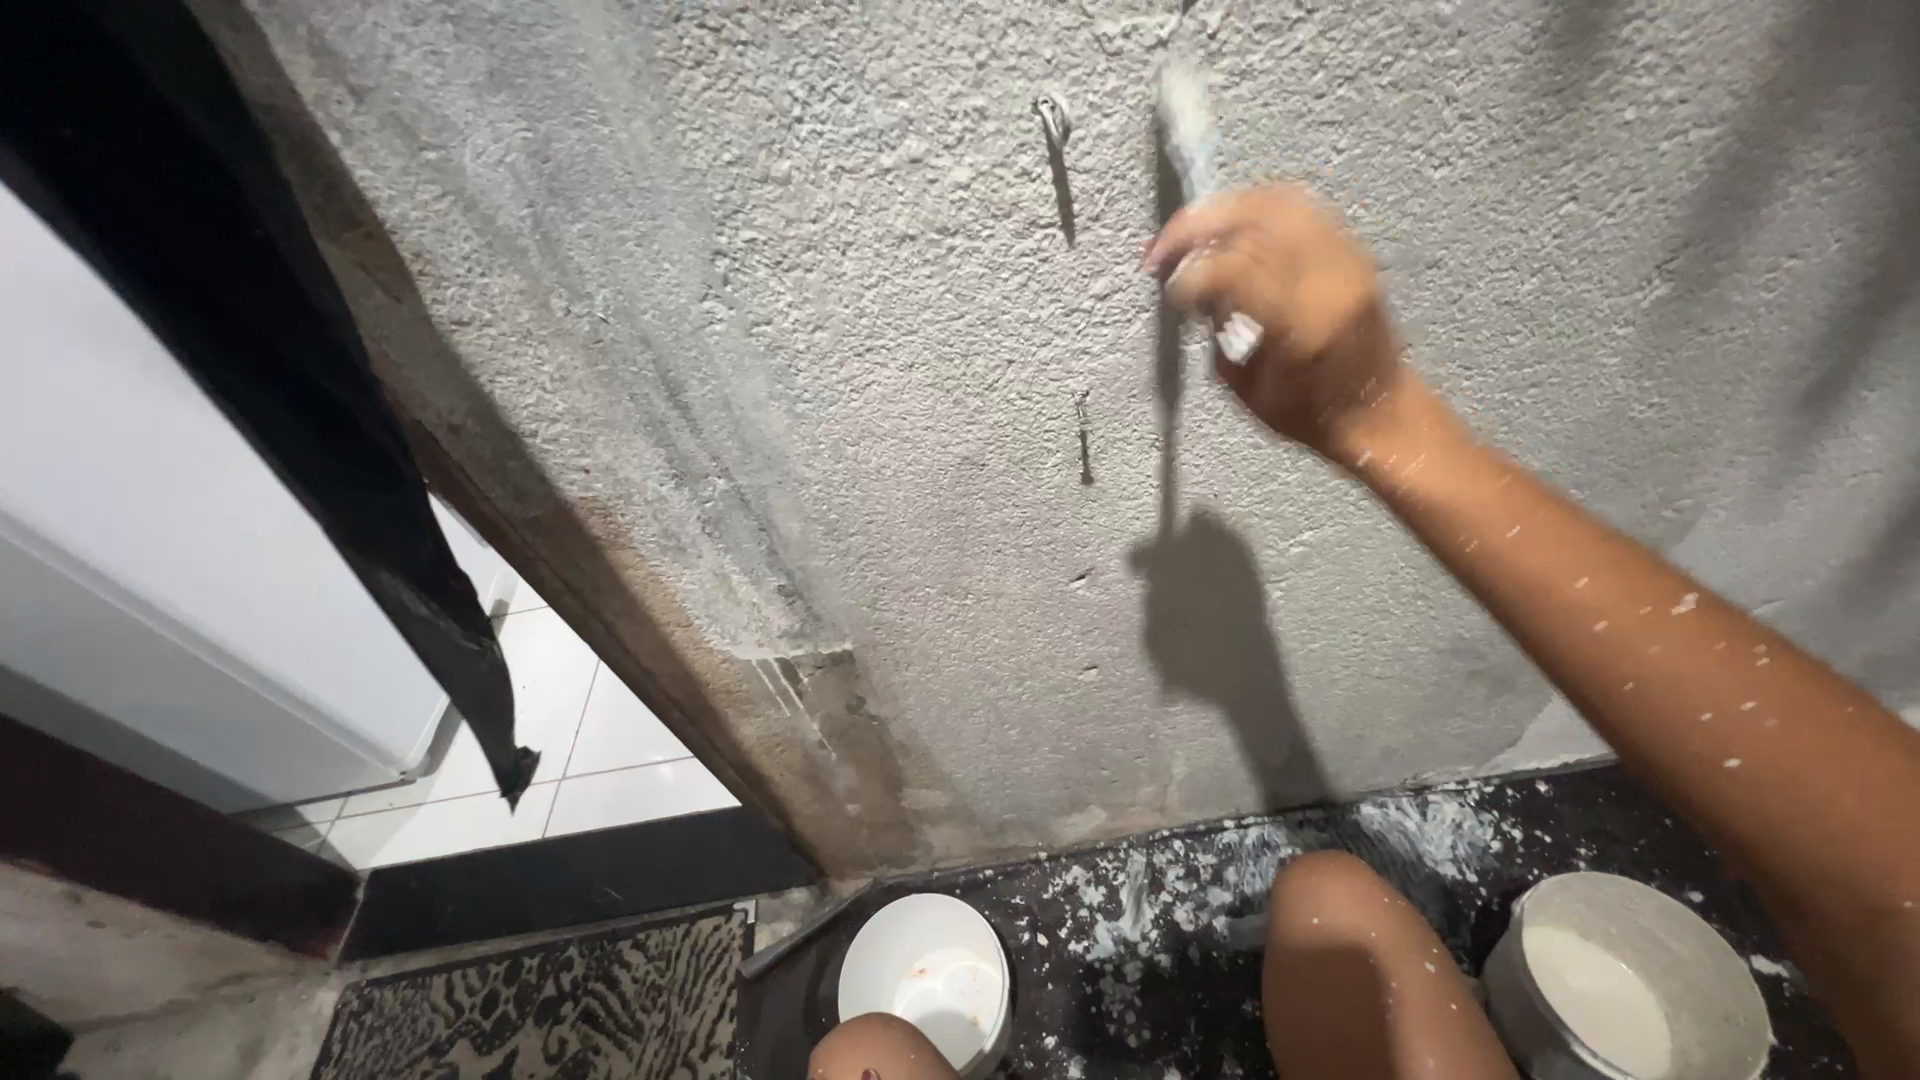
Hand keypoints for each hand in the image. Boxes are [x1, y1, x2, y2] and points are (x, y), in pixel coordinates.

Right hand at [1144, 184, 1404, 459]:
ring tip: (1192, 232)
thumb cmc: (1309, 416)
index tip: (1167, 288)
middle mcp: (1328, 280)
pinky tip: (1230, 230)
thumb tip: (1199, 292)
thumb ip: (1220, 335)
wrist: (1379, 411)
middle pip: (1255, 217)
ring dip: (1225, 210)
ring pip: (1278, 201)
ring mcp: (1347, 258)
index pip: (1234, 267)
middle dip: (1198, 224)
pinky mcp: (1353, 252)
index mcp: (1301, 324)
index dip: (1189, 271)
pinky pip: (1299, 209)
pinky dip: (1254, 211)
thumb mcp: (1247, 389)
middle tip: (1164, 246)